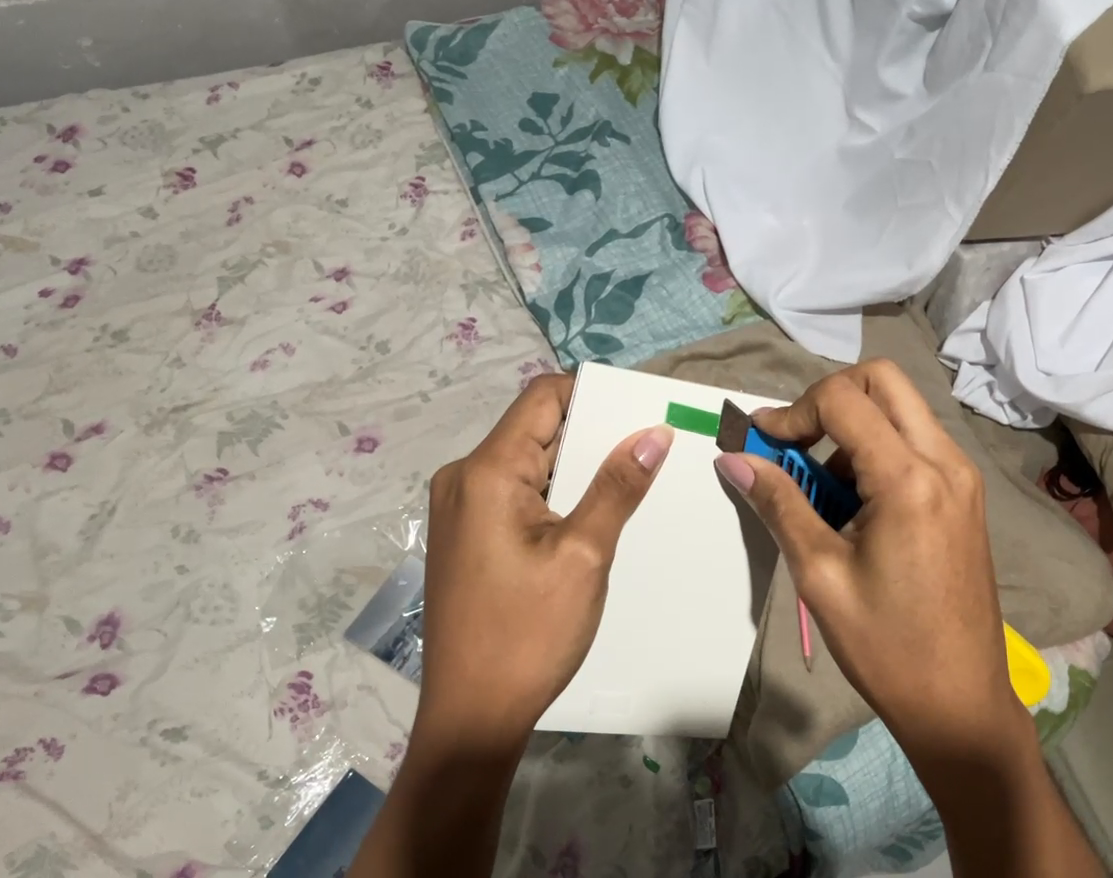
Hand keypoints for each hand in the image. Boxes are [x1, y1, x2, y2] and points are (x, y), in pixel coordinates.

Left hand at [418, 374, 673, 750]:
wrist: (470, 717)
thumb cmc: (527, 634)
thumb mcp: (584, 555)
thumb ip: (617, 487)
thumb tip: (654, 432)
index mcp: (486, 472)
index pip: (543, 398)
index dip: (593, 395)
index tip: (639, 411)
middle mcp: (463, 478)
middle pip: (535, 428)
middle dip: (591, 435)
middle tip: (646, 451)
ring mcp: (459, 508)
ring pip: (527, 462)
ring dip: (574, 468)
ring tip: (626, 485)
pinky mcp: (465, 535)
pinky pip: (514, 492)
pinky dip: (553, 494)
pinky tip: (588, 518)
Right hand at [713, 361, 1021, 750]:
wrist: (961, 702)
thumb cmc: (886, 646)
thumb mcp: (820, 574)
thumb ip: (779, 503)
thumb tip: (733, 458)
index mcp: (910, 479)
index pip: (843, 399)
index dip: (792, 411)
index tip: (761, 443)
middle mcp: (945, 461)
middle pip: (882, 378)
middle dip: (828, 396)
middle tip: (795, 442)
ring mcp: (962, 476)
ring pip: (901, 407)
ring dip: (853, 423)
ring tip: (818, 484)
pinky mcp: (964, 494)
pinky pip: (916, 440)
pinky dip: (877, 446)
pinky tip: (853, 501)